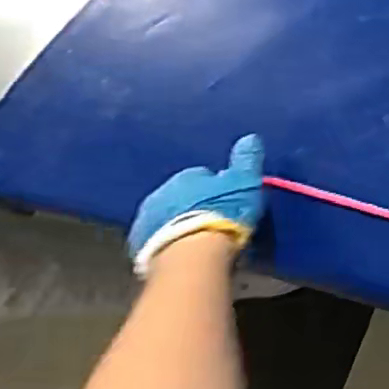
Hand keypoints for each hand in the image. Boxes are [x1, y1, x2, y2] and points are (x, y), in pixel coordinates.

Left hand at [127, 135, 265, 275]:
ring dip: (183, 219)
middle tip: (220, 215)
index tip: (233, 197)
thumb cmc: (224, 211)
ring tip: (205, 234)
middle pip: (183, 195)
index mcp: (184, 177)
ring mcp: (145, 220)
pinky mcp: (139, 245)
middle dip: (198, 202)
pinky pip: (159, 236)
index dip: (220, 185)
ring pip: (168, 215)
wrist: (192, 251)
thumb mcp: (246, 181)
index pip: (202, 174)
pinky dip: (174, 238)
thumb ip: (247, 160)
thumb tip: (249, 137)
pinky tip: (188, 246)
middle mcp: (159, 194)